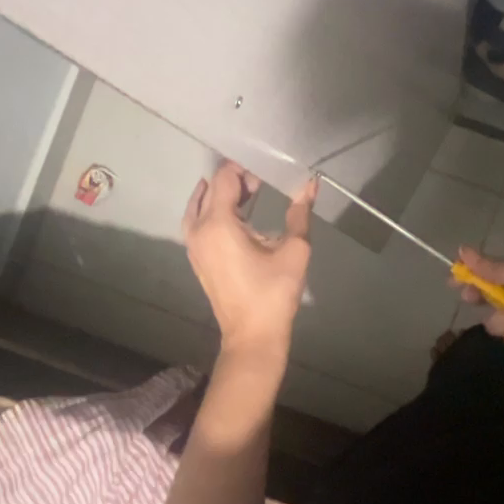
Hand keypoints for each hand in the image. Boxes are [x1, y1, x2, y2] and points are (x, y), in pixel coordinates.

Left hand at [182, 162, 316, 360]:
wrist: (252, 335)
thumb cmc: (274, 293)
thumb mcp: (295, 250)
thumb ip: (300, 214)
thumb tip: (310, 184)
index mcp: (219, 224)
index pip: (224, 179)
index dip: (242, 168)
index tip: (264, 170)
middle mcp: (199, 230)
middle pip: (210, 189)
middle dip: (234, 181)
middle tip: (261, 182)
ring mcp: (193, 245)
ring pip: (199, 206)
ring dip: (221, 196)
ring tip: (249, 196)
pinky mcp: (197, 258)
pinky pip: (197, 222)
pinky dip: (213, 212)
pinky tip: (237, 217)